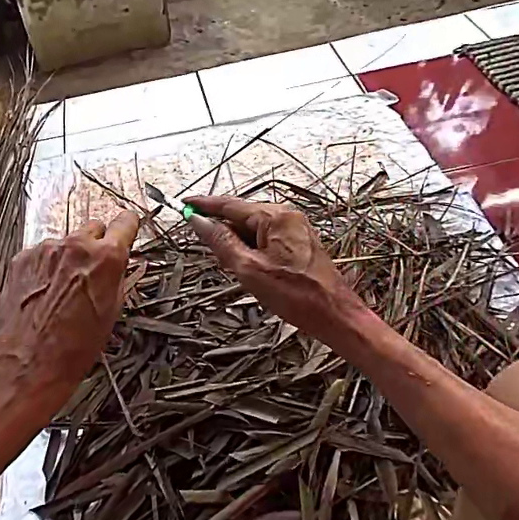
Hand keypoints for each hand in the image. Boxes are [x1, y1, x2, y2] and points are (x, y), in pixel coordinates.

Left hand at [0, 210, 140, 410]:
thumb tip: (118, 267)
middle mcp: (75, 246)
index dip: (127, 225)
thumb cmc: (73, 345)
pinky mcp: (23, 258)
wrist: (32, 360)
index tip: (127, 225)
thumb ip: (117, 277)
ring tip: (64, 291)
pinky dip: (44, 268)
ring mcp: (46, 250)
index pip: (125, 222)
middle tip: (92, 270)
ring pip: (64, 243)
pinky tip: (45, 293)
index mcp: (106, 257)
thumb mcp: (113, 310)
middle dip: (95, 245)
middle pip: (93, 229)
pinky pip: (40, 255)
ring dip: (67, 259)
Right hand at [185, 195, 369, 342]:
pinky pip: (266, 238)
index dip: (204, 205)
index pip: (230, 205)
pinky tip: (248, 267)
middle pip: (242, 216)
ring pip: (253, 229)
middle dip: (222, 230)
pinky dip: (251, 249)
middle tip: (206, 247)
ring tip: (233, 266)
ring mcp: (295, 228)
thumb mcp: (248, 269)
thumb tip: (199, 222)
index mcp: (275, 217)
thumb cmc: (296, 295)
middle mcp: (287, 216)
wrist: (334, 314)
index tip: (184, 205)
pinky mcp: (299, 242)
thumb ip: (221, 242)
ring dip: (237, 243)